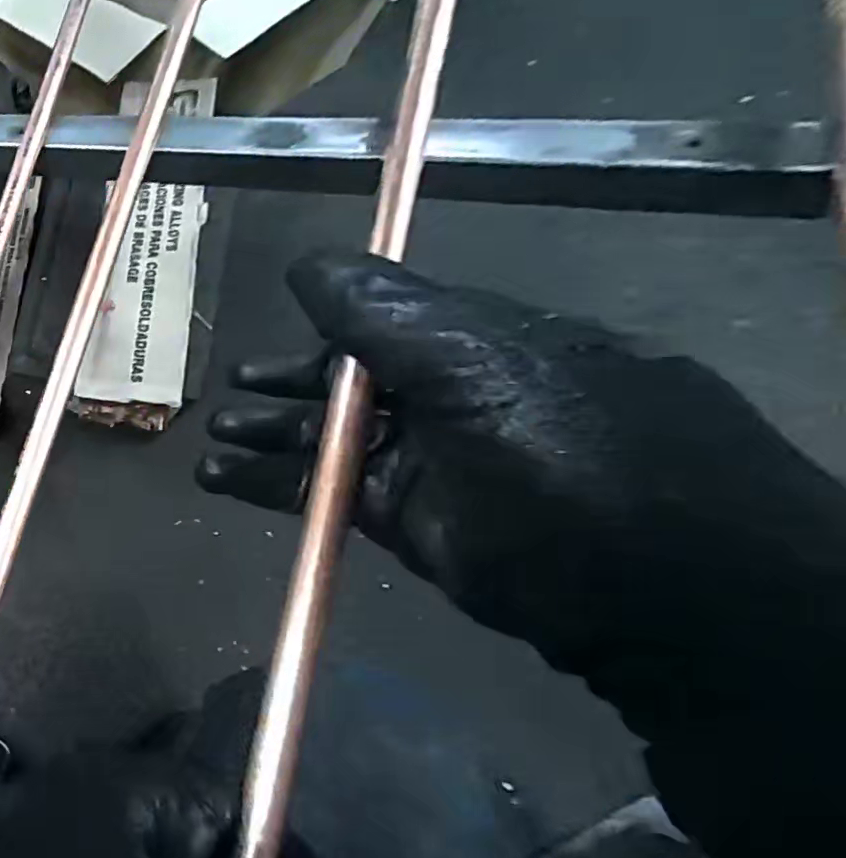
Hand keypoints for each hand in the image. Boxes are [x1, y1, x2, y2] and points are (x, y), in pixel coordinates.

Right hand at [195, 251, 845, 668]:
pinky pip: (311, 489)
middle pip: (341, 382)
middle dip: (282, 384)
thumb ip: (383, 315)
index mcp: (472, 346)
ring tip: (212, 439)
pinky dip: (260, 483)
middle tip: (234, 387)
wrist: (646, 593)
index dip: (325, 322)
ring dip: (261, 436)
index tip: (274, 319)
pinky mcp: (390, 515)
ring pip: (318, 438)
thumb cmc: (564, 450)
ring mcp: (413, 460)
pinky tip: (218, 478)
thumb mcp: (476, 363)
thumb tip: (308, 264)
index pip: (381, 321)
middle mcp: (439, 397)